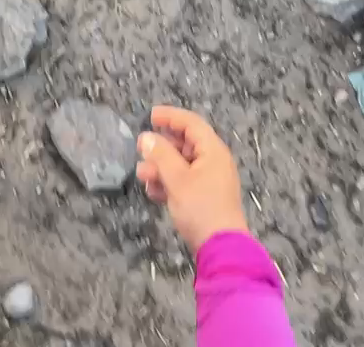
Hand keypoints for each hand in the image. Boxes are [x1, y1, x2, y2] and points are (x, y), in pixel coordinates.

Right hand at [136, 105, 249, 254]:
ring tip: (142, 175)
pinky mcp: (206, 197)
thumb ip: (161, 156)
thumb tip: (146, 137)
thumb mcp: (177, 179)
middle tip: (141, 149)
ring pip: (182, 164)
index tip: (151, 115)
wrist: (221, 248)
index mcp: (212, 150)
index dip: (171, 117)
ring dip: (161, 167)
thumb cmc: (200, 208)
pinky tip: (153, 192)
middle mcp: (214, 160)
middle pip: (186, 144)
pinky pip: (185, 181)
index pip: (191, 123)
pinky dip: (169, 183)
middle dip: (162, 147)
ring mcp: (211, 180)